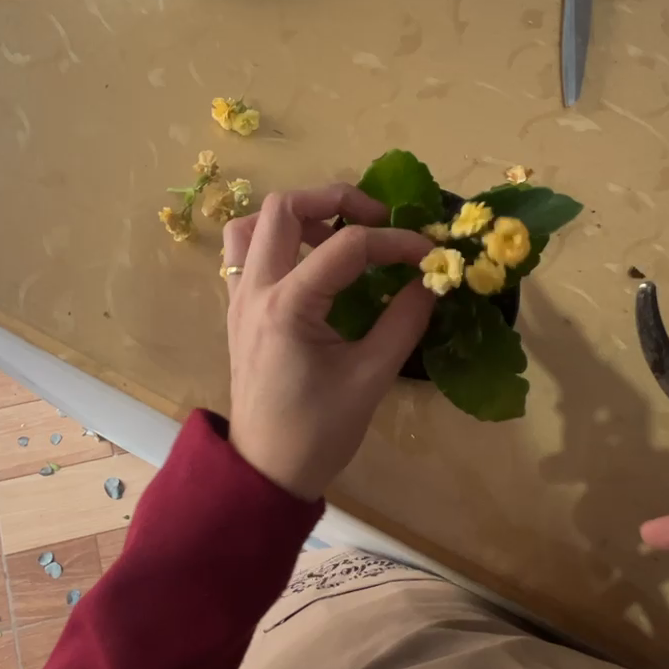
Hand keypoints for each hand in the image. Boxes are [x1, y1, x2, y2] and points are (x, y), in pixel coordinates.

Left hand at [220, 186, 434, 499]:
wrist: (267, 470)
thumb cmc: (319, 431)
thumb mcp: (372, 377)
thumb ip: (404, 320)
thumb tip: (431, 280)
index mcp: (288, 306)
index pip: (346, 246)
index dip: (396, 241)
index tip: (430, 253)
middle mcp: (254, 290)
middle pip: (284, 207)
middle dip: (337, 199)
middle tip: (377, 222)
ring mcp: (238, 298)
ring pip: (252, 224)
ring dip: (296, 215)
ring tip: (335, 235)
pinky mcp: (237, 311)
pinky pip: (243, 253)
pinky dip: (275, 241)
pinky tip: (307, 262)